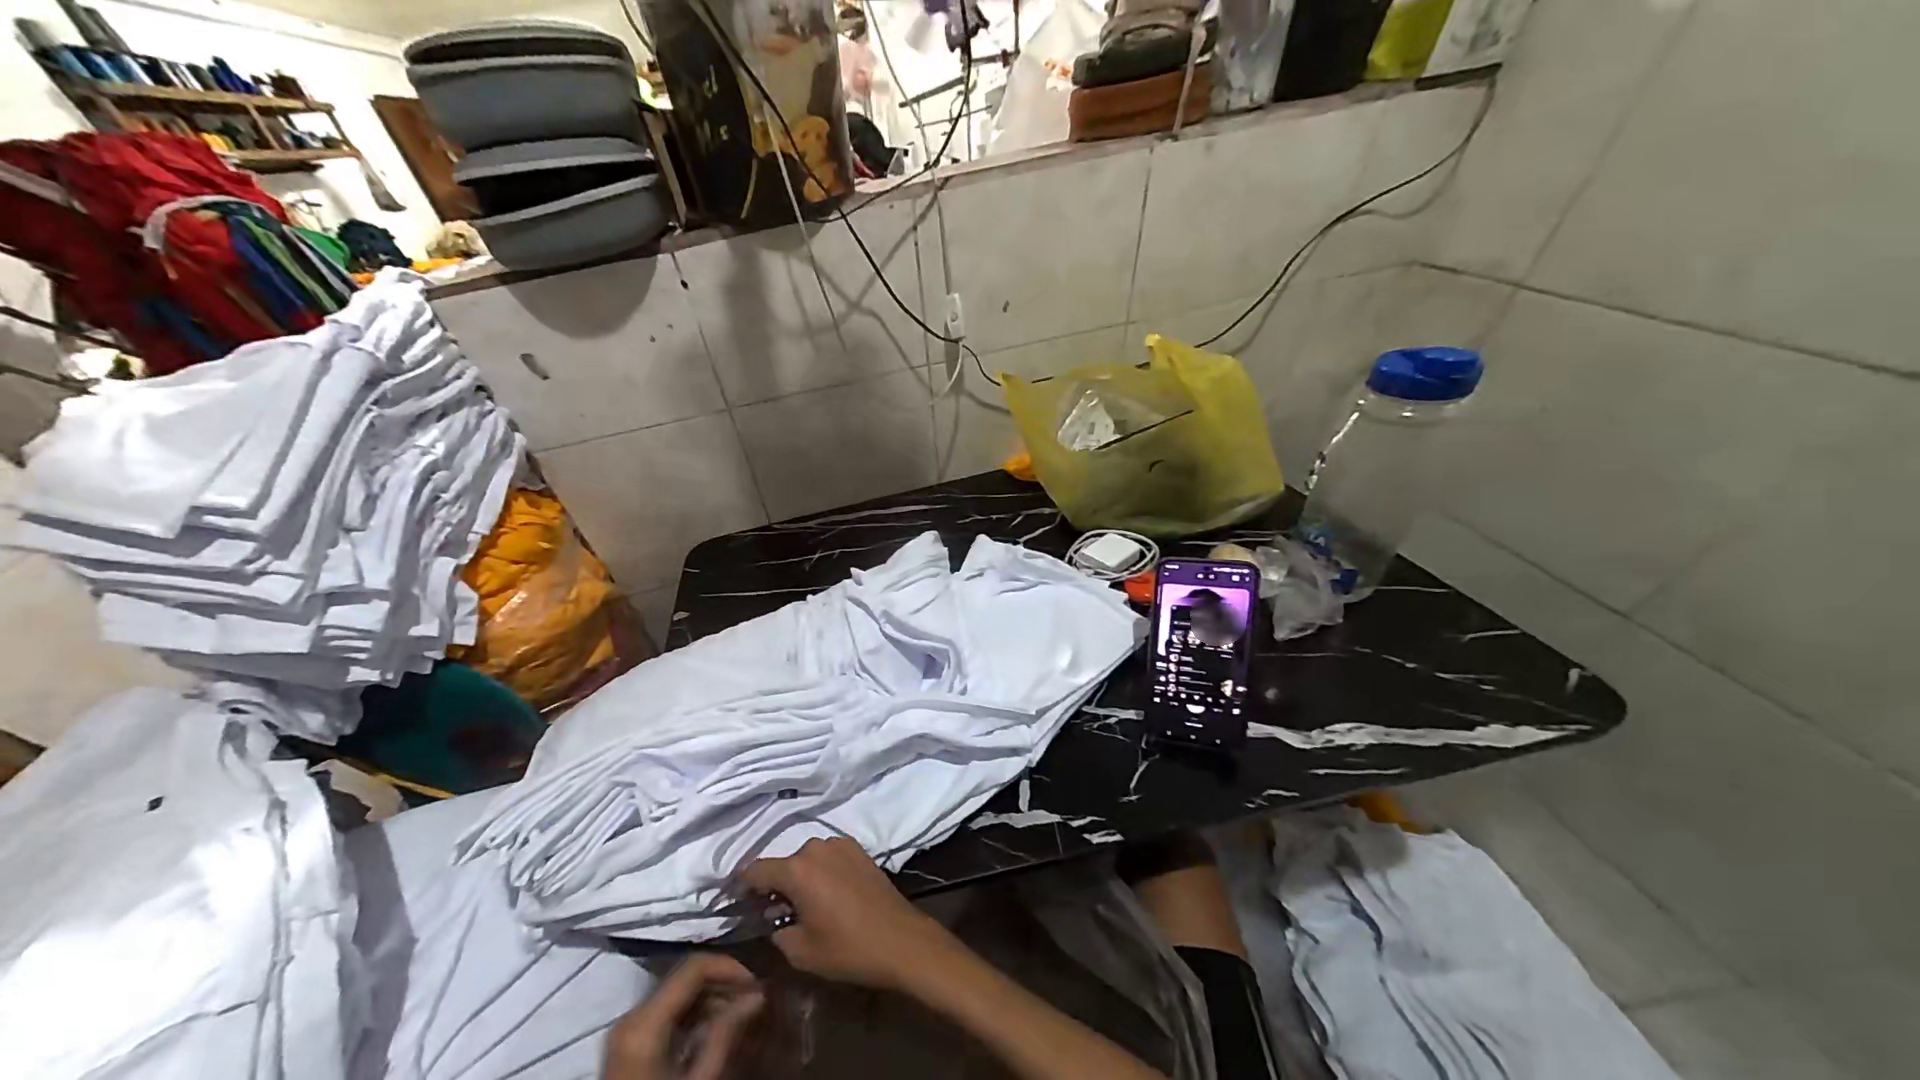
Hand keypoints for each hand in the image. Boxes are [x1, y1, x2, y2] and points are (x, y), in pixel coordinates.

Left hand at [603, 953, 763, 1079]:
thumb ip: (726, 1034)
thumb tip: (757, 996)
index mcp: (646, 1023)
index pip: (694, 967)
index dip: (730, 968)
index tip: (755, 986)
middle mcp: (632, 1015)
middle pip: (685, 977)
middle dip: (722, 984)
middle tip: (750, 1003)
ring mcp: (626, 1028)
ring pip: (677, 992)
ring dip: (709, 998)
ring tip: (736, 1019)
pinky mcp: (628, 1041)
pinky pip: (666, 1011)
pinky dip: (692, 1014)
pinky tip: (712, 1032)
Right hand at [739, 836, 960, 992]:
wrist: (900, 939)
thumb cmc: (847, 948)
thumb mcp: (800, 951)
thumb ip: (776, 930)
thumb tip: (773, 917)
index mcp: (797, 870)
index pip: (755, 871)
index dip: (743, 888)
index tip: (740, 904)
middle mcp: (816, 848)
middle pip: (783, 864)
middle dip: (776, 886)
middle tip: (777, 914)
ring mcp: (840, 844)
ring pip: (806, 859)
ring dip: (800, 878)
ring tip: (806, 906)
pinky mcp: (859, 849)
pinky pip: (828, 858)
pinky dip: (821, 872)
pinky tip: (829, 895)